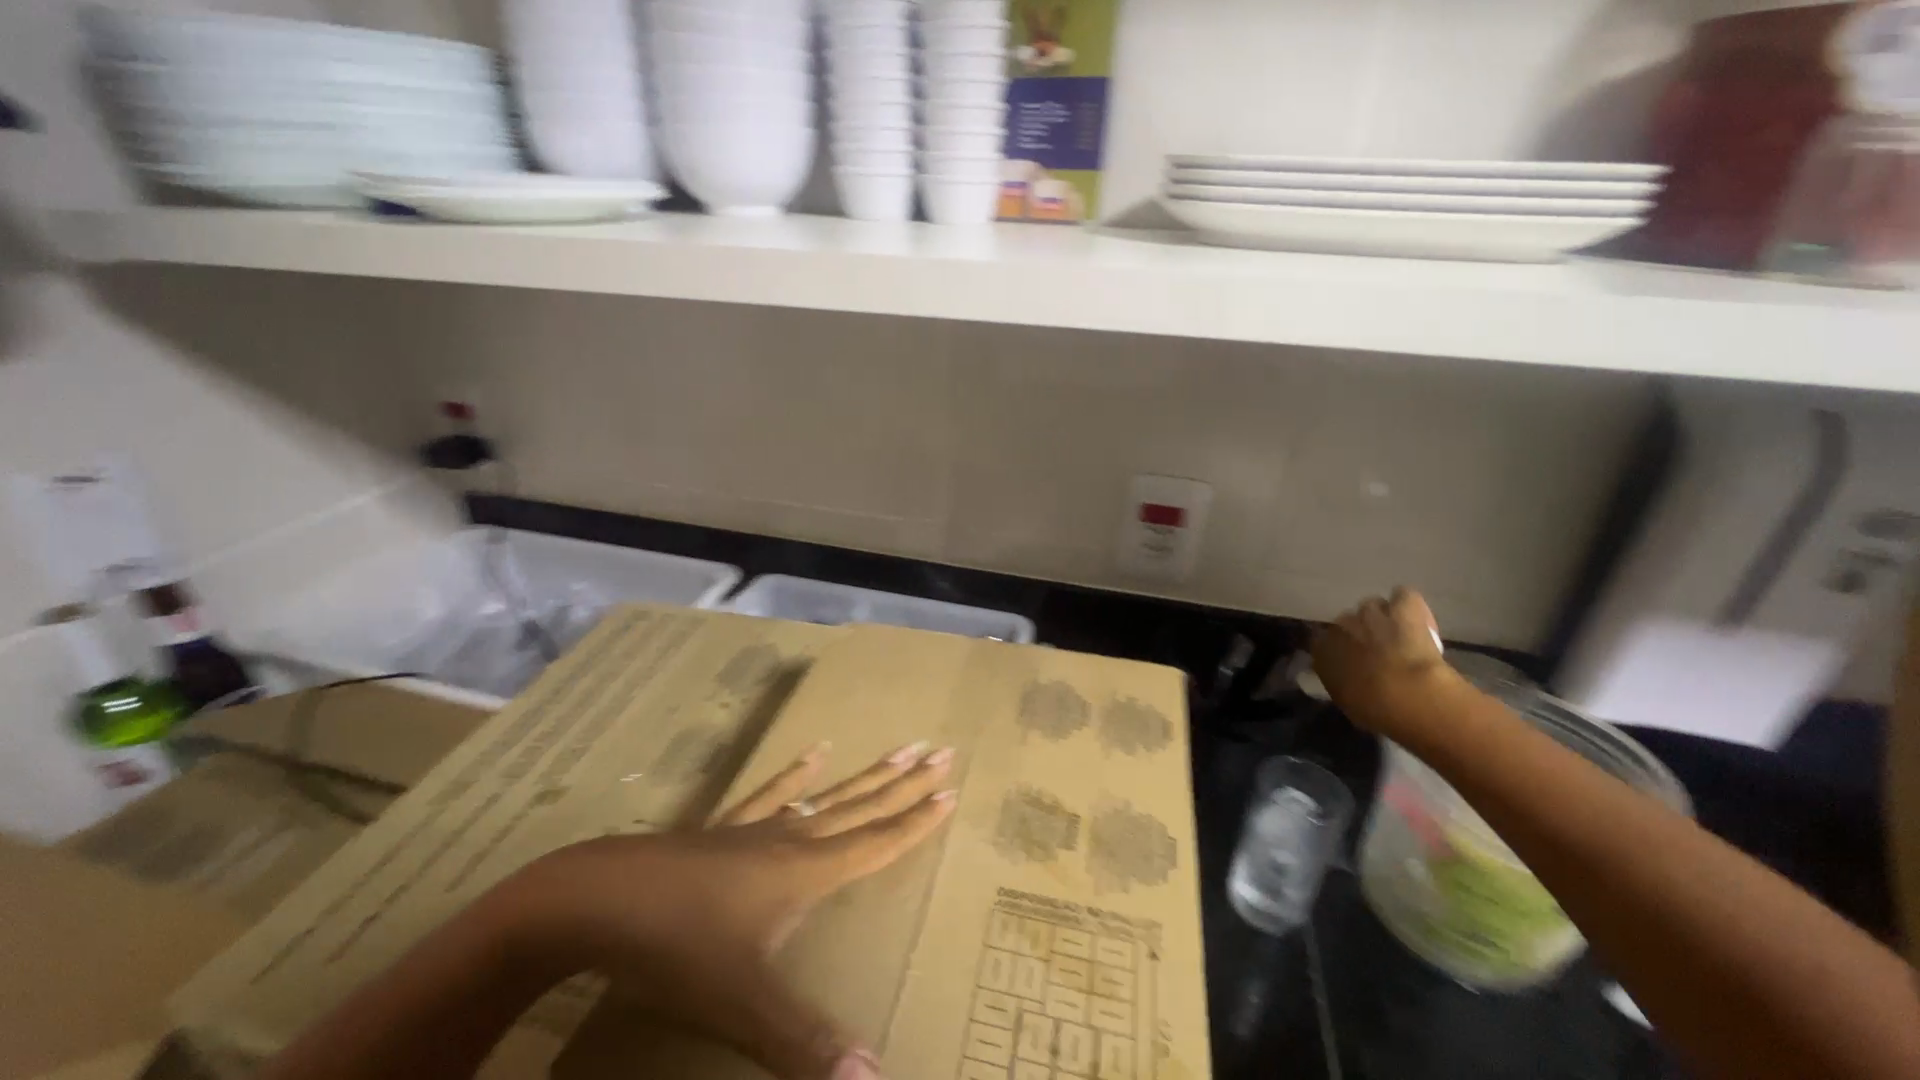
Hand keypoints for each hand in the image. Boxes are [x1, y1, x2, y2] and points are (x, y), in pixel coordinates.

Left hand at [496, 742, 957, 1079]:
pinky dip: (794, 775)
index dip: (916, 822)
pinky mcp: (717, 831)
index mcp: (804, 873)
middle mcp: (787, 842)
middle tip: (943, 750)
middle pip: (859, 807)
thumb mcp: (743, 1001)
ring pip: (823, 796)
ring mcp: (751, 830)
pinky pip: (768, 794)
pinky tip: (810, 754)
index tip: (951, 791)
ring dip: (863, 775)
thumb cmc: (675, 946)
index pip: (875, 843)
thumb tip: (875, 1078)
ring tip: (897, 745)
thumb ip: (805, 1042)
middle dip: (903, 783)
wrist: (593, 898)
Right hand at [1311, 587, 1461, 738]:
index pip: (1321, 642)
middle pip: (1348, 621)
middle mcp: (1342, 624)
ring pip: (1373, 606)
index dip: (1338, 649)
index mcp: (1322, 649)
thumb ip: (1340, 682)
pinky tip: (1415, 617)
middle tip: (1377, 650)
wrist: (1409, 695)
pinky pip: (1403, 596)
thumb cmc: (1374, 708)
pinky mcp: (1403, 606)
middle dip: (1360, 632)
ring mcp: (1372, 612)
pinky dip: (1408, 605)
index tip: (1350, 661)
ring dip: (1383, 618)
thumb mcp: (1347, 700)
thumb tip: (1345, 678)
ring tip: (1398, 634)